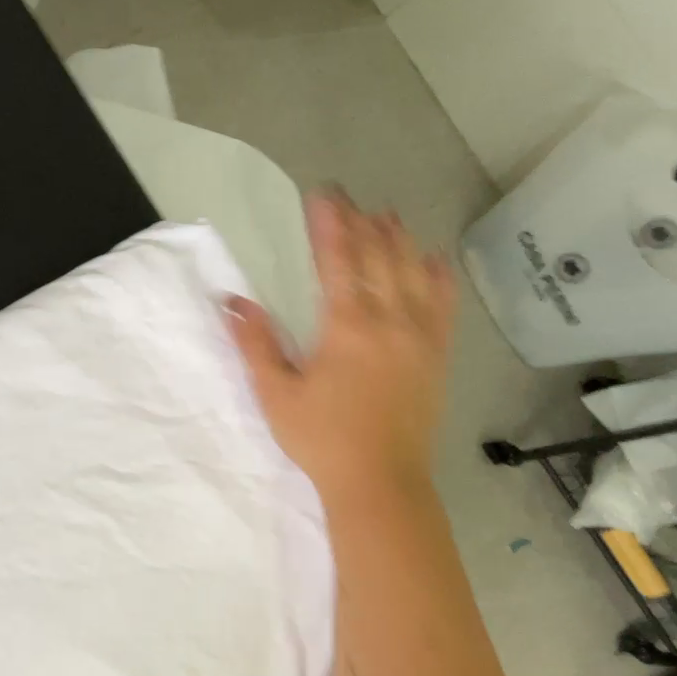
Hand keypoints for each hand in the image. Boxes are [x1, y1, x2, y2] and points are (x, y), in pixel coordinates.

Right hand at [225, 188, 456, 505]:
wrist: (379, 478)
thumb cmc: (319, 438)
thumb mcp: (275, 394)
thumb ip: (256, 344)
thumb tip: (233, 302)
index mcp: (346, 328)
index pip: (338, 262)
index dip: (330, 226)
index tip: (322, 196)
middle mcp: (391, 320)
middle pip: (379, 258)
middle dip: (363, 224)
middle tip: (349, 199)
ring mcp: (422, 334)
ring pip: (414, 272)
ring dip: (398, 240)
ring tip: (387, 215)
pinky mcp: (438, 352)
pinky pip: (443, 300)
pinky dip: (435, 272)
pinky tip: (430, 258)